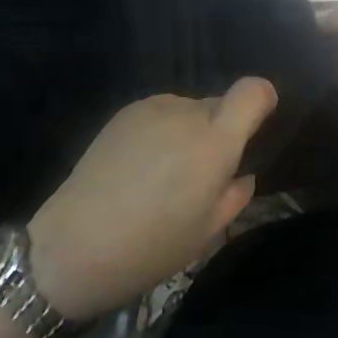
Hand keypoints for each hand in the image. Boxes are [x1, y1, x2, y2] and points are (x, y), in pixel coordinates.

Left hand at [25, 78, 276, 322]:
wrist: (74, 245)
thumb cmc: (152, 246)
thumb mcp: (208, 232)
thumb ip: (236, 194)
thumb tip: (240, 174)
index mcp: (215, 142)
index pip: (254, 91)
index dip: (263, 101)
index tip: (256, 127)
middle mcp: (187, 113)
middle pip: (220, 106)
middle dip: (220, 132)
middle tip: (201, 175)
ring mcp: (152, 108)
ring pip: (189, 111)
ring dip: (189, 132)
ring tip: (163, 174)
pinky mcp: (123, 113)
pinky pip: (160, 114)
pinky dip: (162, 132)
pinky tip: (139, 167)